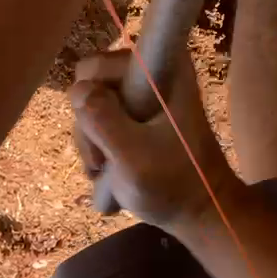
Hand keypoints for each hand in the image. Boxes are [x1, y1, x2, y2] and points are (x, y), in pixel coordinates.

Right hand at [69, 48, 242, 233]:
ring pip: (91, 106)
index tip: (103, 129)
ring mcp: (139, 91)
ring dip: (94, 143)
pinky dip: (100, 147)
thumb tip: (77, 91)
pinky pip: (98, 120)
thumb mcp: (134, 158)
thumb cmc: (174, 183)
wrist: (199, 212)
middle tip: (105, 158)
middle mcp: (148, 68)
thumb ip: (102, 120)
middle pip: (91, 85)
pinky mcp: (133, 112)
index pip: (100, 65)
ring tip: (110, 172)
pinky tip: (111, 173)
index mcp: (159, 65)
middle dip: (91, 125)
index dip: (93, 95)